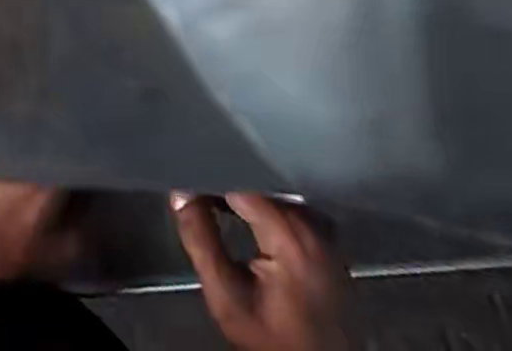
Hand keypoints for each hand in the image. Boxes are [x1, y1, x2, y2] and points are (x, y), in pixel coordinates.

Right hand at [170, 191, 347, 350]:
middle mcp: (315, 225)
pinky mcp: (331, 242)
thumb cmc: (270, 338)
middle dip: (231, 183)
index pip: (245, 184)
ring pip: (279, 192)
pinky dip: (270, 205)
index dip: (215, 176)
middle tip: (202, 189)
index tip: (193, 179)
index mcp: (291, 235)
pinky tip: (251, 216)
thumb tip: (181, 194)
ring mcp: (327, 232)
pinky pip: (294, 207)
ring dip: (251, 193)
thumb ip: (201, 241)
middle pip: (264, 183)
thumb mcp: (226, 297)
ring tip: (221, 198)